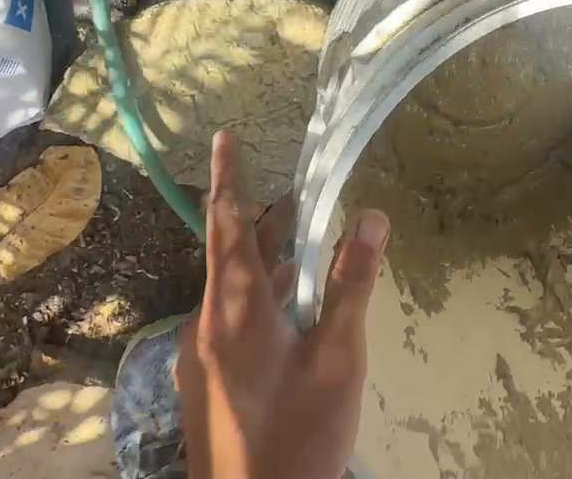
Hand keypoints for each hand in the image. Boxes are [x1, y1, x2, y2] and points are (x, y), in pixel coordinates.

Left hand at [177, 131, 389, 478]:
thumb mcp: (337, 358)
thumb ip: (351, 283)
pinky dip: (262, 299)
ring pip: (235, 290)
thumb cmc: (298, 435)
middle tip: (307, 200)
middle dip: (270, 223)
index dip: (227, 177)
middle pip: (235, 255)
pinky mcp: (206, 383)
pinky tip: (293, 314)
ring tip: (309, 252)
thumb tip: (371, 215)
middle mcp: (205, 325)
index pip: (227, 224)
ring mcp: (200, 358)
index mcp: (232, 310)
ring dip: (270, 265)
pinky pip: (232, 320)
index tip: (224, 136)